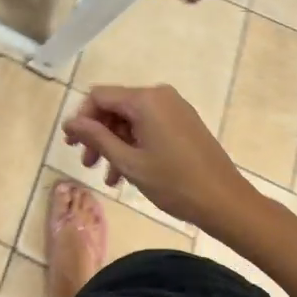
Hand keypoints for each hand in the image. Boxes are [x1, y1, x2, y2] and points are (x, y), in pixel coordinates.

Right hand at [61, 84, 250, 229]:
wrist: (226, 202)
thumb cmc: (174, 183)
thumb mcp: (130, 163)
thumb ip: (97, 138)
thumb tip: (70, 122)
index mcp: (144, 99)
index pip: (99, 96)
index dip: (82, 118)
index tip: (71, 144)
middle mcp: (159, 94)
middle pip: (115, 106)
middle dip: (99, 134)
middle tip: (87, 164)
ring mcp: (174, 107)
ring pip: (132, 119)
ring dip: (116, 144)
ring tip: (109, 178)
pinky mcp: (184, 121)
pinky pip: (149, 124)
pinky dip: (135, 143)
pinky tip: (129, 172)